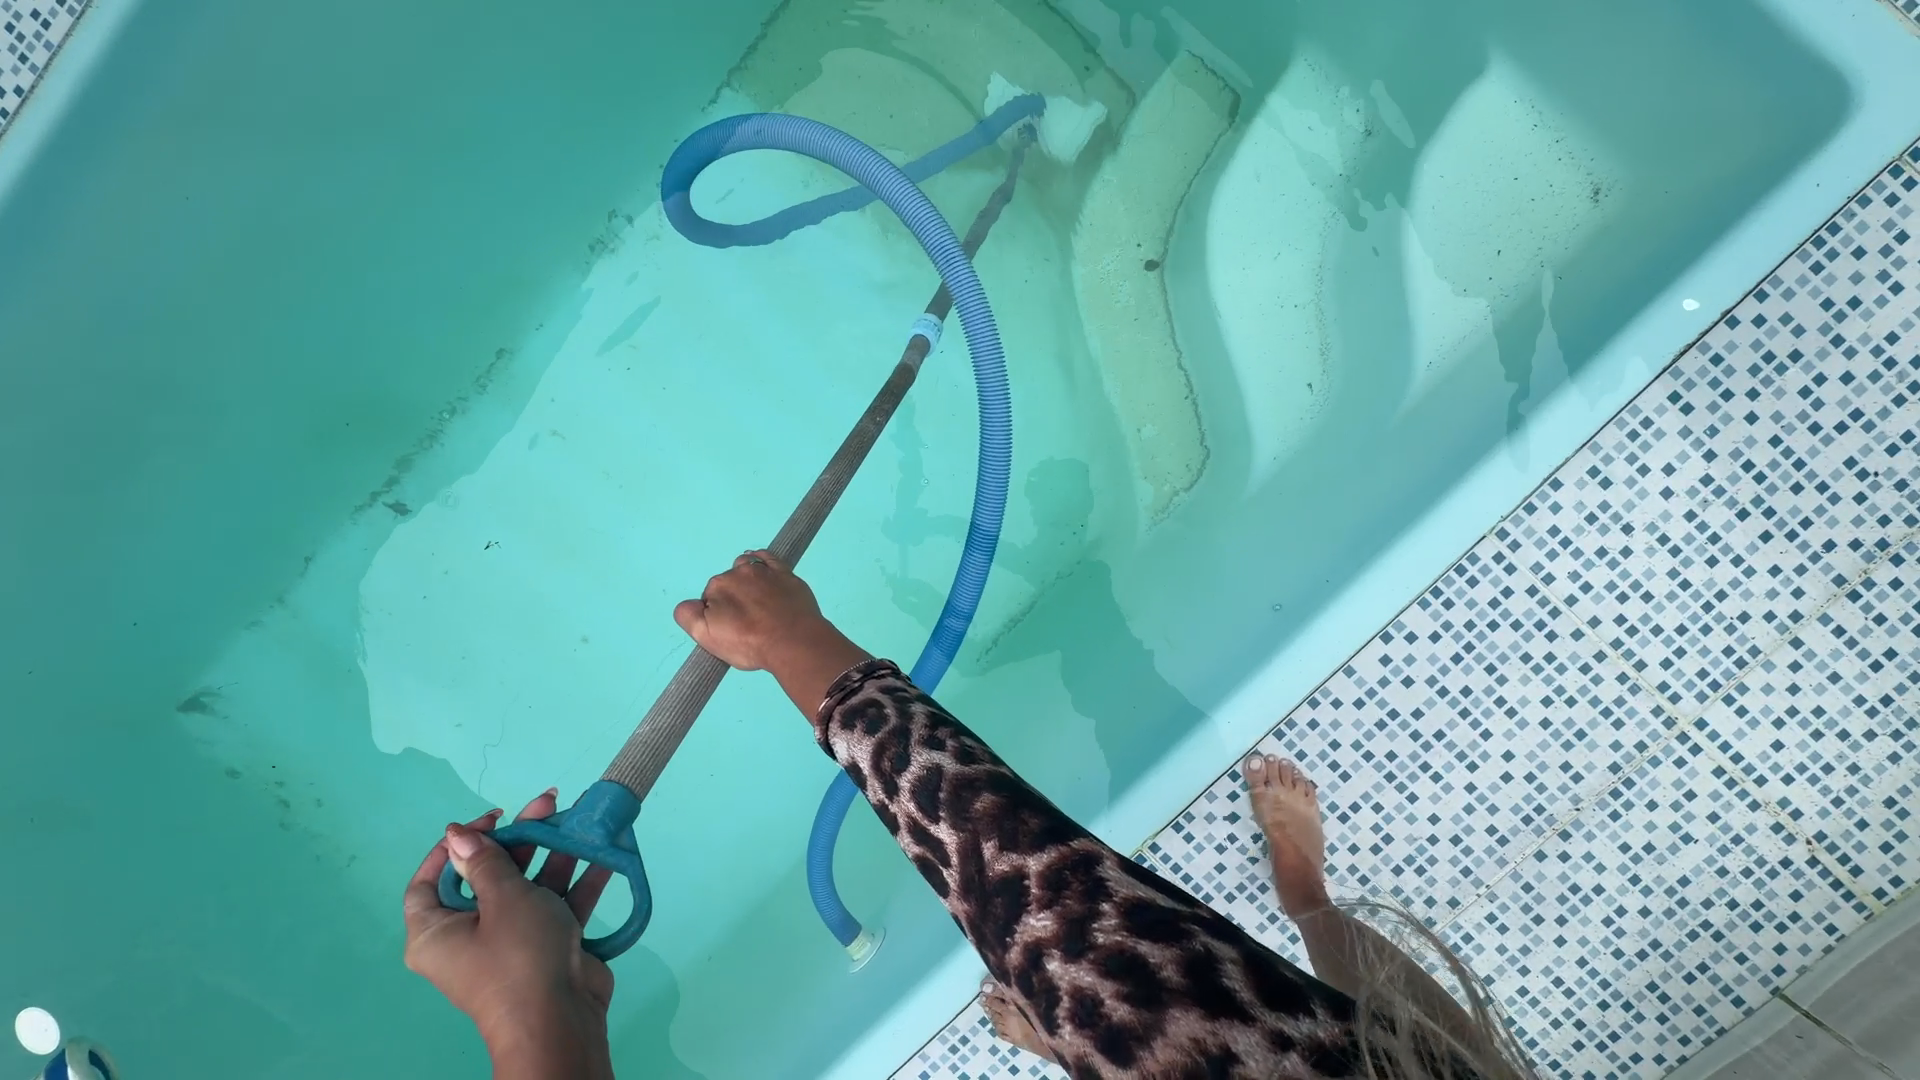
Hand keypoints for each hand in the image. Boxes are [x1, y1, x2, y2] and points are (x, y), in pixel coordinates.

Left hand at [403, 792, 616, 1078]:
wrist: (559, 1017)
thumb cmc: (517, 955)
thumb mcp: (502, 899)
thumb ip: (487, 862)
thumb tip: (457, 833)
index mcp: (438, 931)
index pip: (432, 880)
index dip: (455, 846)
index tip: (491, 819)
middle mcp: (470, 935)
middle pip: (490, 875)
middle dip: (522, 838)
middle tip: (549, 804)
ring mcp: (513, 940)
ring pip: (531, 885)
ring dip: (557, 853)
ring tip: (581, 820)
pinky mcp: (548, 945)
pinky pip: (559, 904)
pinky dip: (579, 880)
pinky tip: (603, 854)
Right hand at [673, 550, 873, 715]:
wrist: (794, 641)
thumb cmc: (750, 643)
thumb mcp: (707, 637)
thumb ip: (688, 616)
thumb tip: (688, 604)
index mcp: (717, 586)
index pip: (709, 599)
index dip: (718, 615)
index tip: (731, 630)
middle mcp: (739, 572)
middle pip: (728, 584)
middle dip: (733, 600)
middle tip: (747, 623)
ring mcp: (765, 570)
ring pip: (746, 567)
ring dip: (746, 579)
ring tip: (756, 601)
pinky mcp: (786, 572)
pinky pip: (768, 557)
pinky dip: (762, 560)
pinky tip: (764, 569)